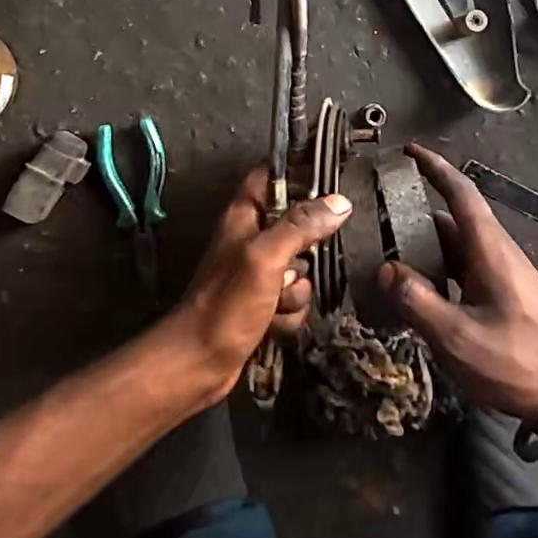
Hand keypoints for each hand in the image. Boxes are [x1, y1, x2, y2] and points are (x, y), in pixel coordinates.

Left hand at [165, 167, 348, 400]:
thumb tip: (339, 203)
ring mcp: (258, 272)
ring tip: (277, 301)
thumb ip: (302, 226)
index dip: (298, 173)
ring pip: (301, 267)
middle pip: (297, 224)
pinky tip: (274, 322)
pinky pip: (295, 298)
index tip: (327, 180)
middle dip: (309, 247)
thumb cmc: (226, 305)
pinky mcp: (264, 303)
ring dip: (297, 289)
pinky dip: (290, 313)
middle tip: (300, 260)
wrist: (198, 364)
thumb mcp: (266, 257)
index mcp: (244, 216)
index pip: (272, 175)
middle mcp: (252, 239)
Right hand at [377, 144, 537, 419]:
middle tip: (376, 220)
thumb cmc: (518, 360)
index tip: (409, 150)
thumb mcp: (459, 337)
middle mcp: (494, 253)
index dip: (435, 167)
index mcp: (489, 249)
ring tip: (383, 258)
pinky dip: (434, 272)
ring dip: (421, 249)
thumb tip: (386, 269)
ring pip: (453, 248)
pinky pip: (460, 270)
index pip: (461, 193)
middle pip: (449, 222)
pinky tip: (414, 292)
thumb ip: (418, 301)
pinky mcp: (500, 295)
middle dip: (413, 216)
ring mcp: (498, 274)